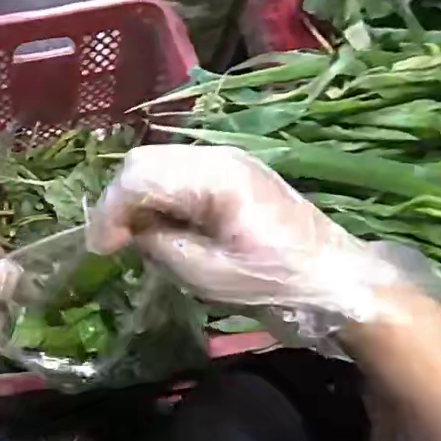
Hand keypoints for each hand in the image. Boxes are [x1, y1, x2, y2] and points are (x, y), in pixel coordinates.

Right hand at [86, 145, 409, 343]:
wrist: (339, 283)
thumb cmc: (276, 284)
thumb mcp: (207, 274)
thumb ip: (158, 244)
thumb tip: (129, 230)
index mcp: (216, 176)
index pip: (139, 175)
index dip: (109, 211)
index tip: (101, 251)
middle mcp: (218, 156)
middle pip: (143, 161)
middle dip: (118, 201)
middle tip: (113, 244)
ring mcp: (228, 161)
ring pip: (158, 165)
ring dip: (137, 199)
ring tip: (134, 239)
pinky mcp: (233, 175)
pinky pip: (178, 175)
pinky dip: (158, 198)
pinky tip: (162, 228)